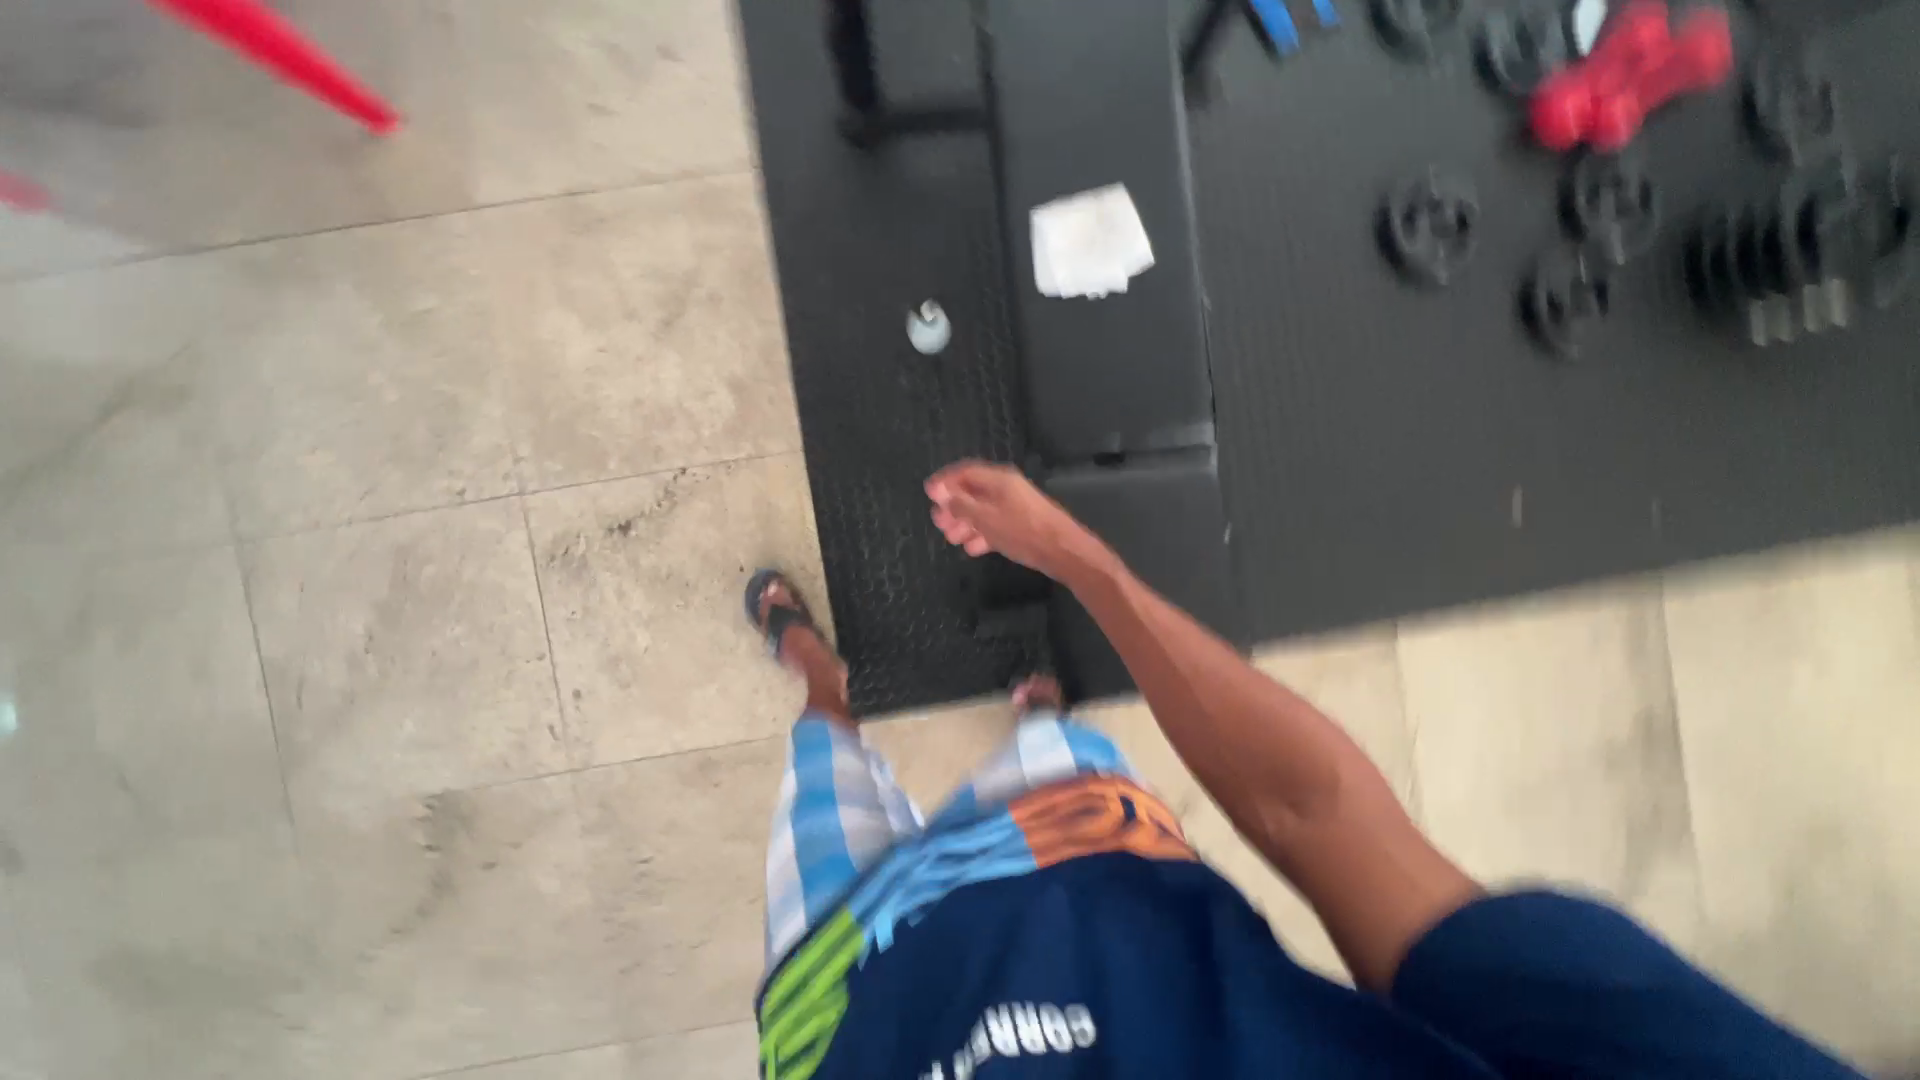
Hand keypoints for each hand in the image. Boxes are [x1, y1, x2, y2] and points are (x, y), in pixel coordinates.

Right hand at [925, 460, 1113, 582]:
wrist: (1062, 551)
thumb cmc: (1022, 531)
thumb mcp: (985, 518)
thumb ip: (960, 504)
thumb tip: (939, 491)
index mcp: (998, 480)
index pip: (965, 472)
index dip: (945, 481)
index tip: (928, 494)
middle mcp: (1006, 489)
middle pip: (973, 492)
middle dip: (954, 507)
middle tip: (939, 523)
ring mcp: (1015, 508)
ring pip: (983, 511)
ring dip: (965, 523)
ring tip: (952, 539)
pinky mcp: (1022, 526)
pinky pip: (996, 525)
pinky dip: (982, 534)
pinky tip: (972, 548)